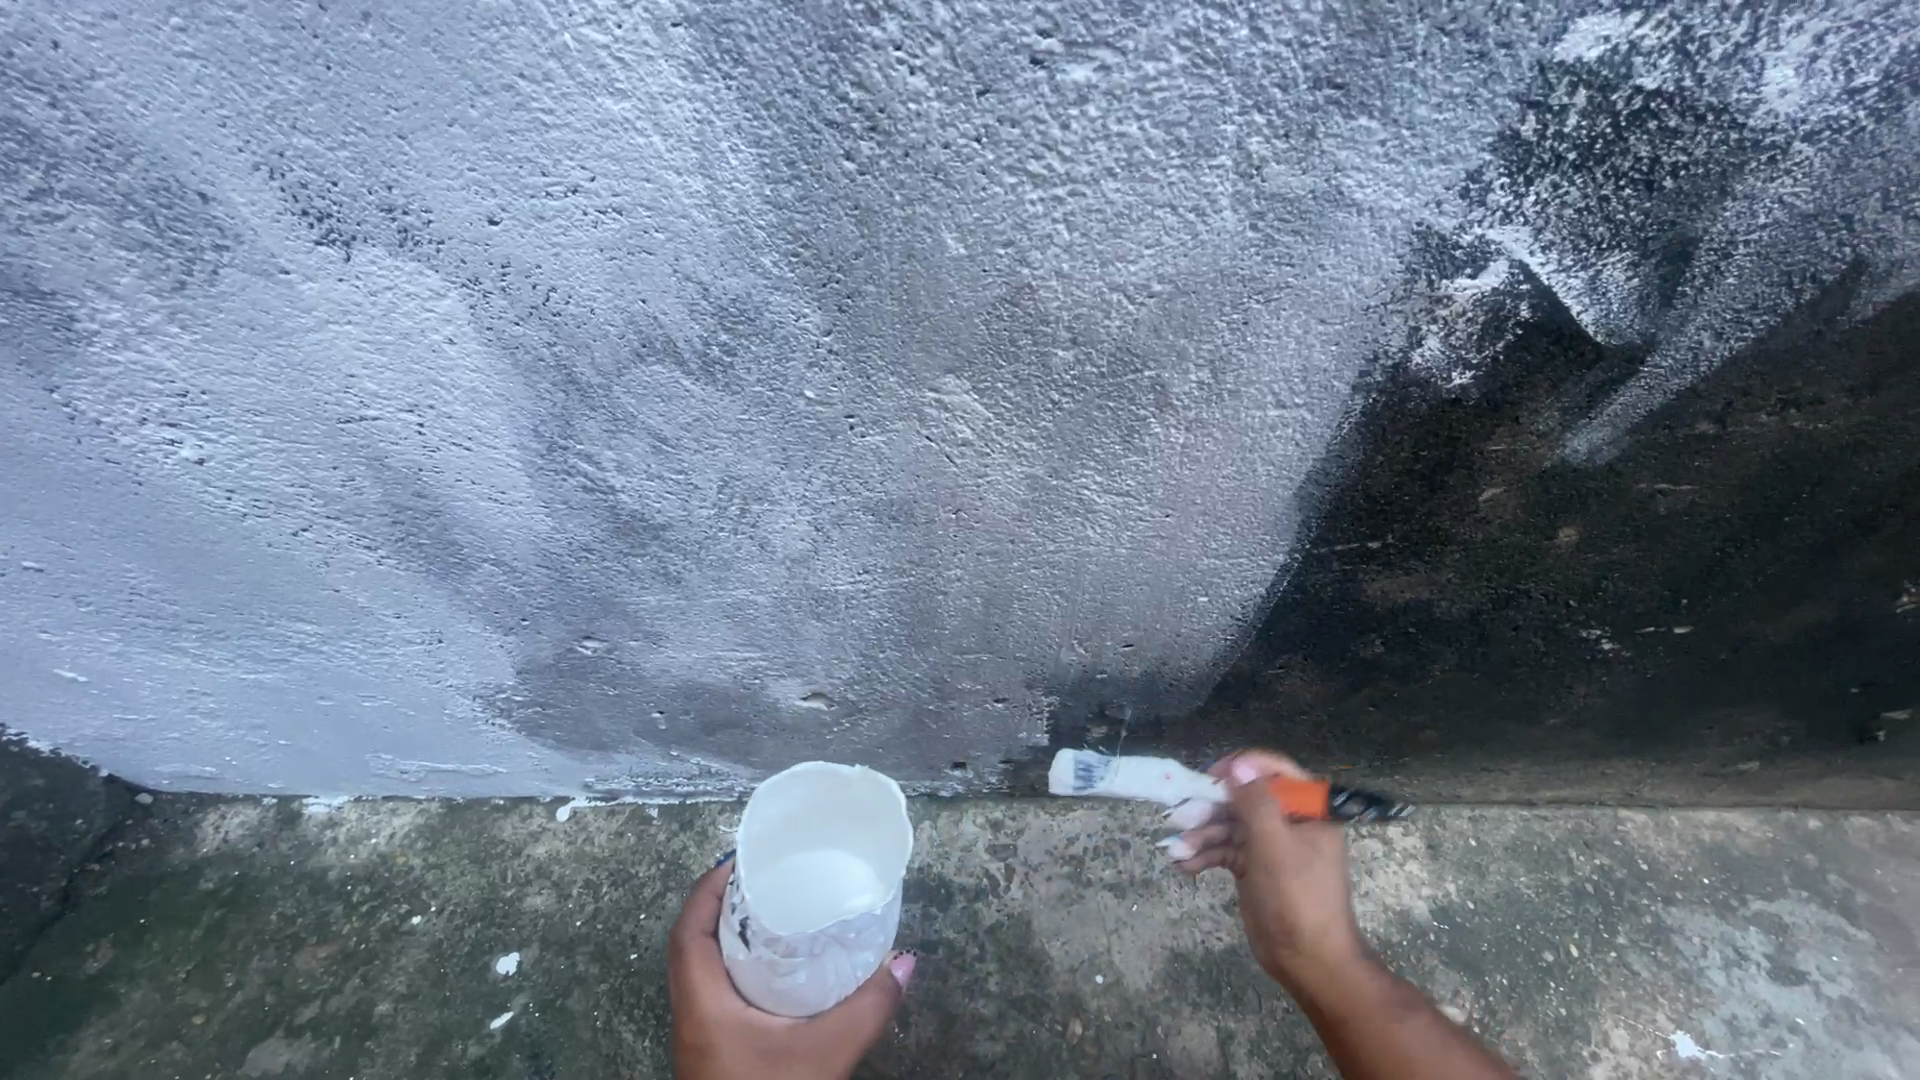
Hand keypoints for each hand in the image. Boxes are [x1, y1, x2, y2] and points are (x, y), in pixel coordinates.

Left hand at [668, 860, 915, 1079]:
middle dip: (722, 902)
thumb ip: (867, 1007)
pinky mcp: (713, 1047)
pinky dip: (737, 962)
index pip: (688, 930)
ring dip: (728, 932)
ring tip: (773, 908)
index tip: (741, 860)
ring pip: (702, 966)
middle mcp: (691, 1012)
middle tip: (766, 878)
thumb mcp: (824, 1055)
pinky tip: (776, 964)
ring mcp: (699, 1032)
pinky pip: (715, 987)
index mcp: (701, 1002)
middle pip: (692, 942)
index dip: (707, 888)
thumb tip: (906, 960)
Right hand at [1172, 749, 1368, 994]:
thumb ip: (1255, 801)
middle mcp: (1289, 821)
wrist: (1309, 962)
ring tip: (1175, 848)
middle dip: (1209, 808)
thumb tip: (1237, 764)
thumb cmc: (1299, 898)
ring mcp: (1270, 844)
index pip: (1274, 771)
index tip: (1210, 776)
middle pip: (1242, 799)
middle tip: (1180, 816)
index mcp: (1307, 810)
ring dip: (1201, 835)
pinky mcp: (1253, 866)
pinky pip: (1224, 850)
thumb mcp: (1275, 846)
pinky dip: (1204, 856)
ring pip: (1228, 825)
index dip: (1241, 768)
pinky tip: (1184, 866)